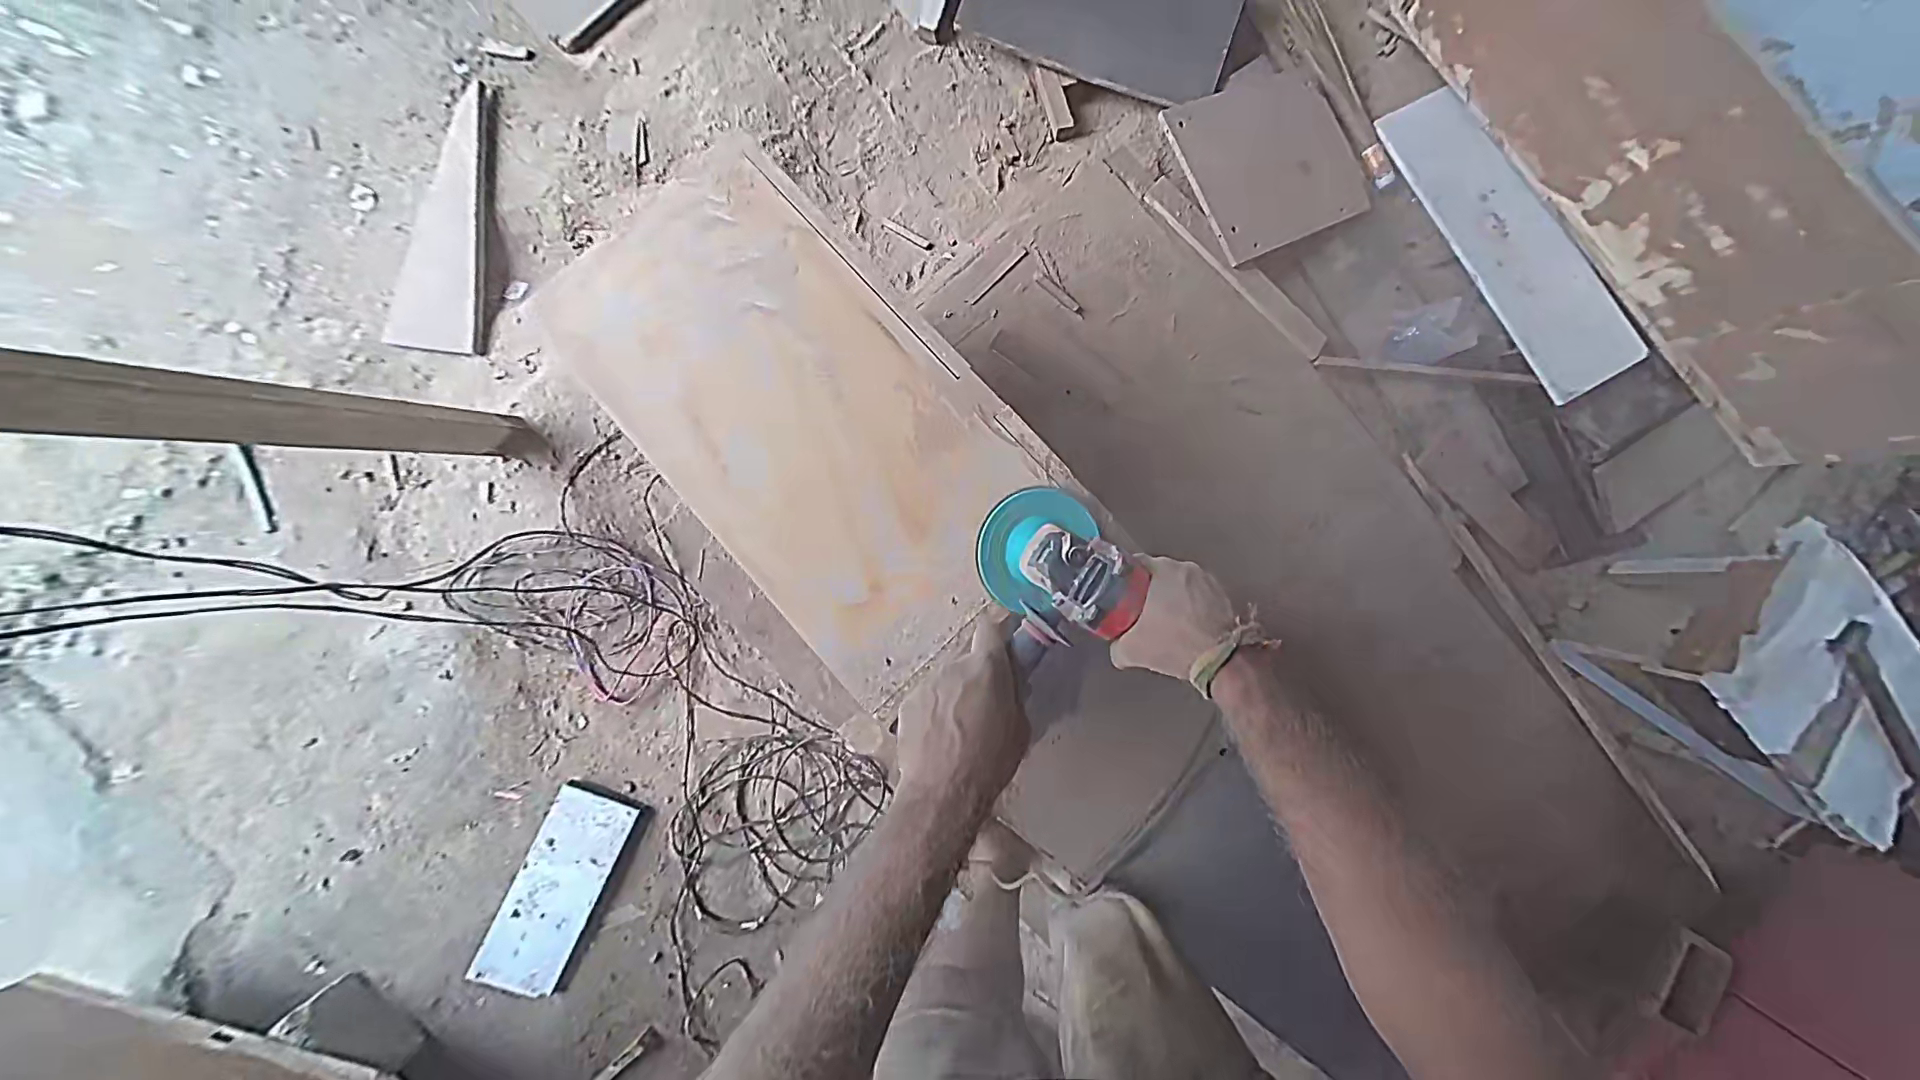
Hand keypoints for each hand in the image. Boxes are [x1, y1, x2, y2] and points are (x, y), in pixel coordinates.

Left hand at [896, 616, 1028, 802]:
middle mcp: (953, 666)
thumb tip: (1011, 682)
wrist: (941, 791)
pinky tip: (939, 737)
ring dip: (954, 693)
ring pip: (946, 678)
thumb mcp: (1020, 727)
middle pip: (968, 657)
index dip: (999, 633)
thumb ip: (1015, 694)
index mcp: (986, 667)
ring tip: (959, 727)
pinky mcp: (908, 702)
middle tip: (985, 701)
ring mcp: (927, 683)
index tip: (1005, 645)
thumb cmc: (989, 761)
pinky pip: (928, 697)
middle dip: (977, 673)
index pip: (991, 627)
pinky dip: (934, 710)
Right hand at [1110, 556, 1239, 682]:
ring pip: (1180, 584)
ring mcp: (1208, 581)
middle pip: (1159, 573)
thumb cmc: (1175, 645)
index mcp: (1162, 570)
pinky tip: (1185, 626)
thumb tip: (1116, 648)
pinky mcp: (1223, 596)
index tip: (1121, 592)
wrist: (1220, 662)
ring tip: (1164, 620)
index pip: (1136, 563)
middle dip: (1149, 589)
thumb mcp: (1132, 651)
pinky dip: (1190, 606)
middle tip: (1140, 610)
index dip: (1125, 578)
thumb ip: (1117, 647)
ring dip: (1172, 597)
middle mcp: (1187, 569)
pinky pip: (1199, 595)